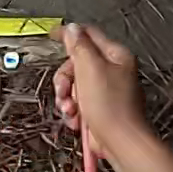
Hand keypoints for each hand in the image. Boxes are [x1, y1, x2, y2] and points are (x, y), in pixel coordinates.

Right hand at [52, 23, 147, 155]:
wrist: (120, 142)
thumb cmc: (111, 107)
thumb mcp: (90, 68)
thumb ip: (79, 46)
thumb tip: (72, 29)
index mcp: (115, 56)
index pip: (88, 35)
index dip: (69, 34)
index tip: (52, 35)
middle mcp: (112, 71)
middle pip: (76, 64)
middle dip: (65, 78)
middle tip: (65, 89)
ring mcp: (105, 91)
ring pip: (74, 85)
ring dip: (67, 98)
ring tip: (72, 108)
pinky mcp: (99, 109)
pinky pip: (77, 103)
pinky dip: (73, 112)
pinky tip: (77, 119)